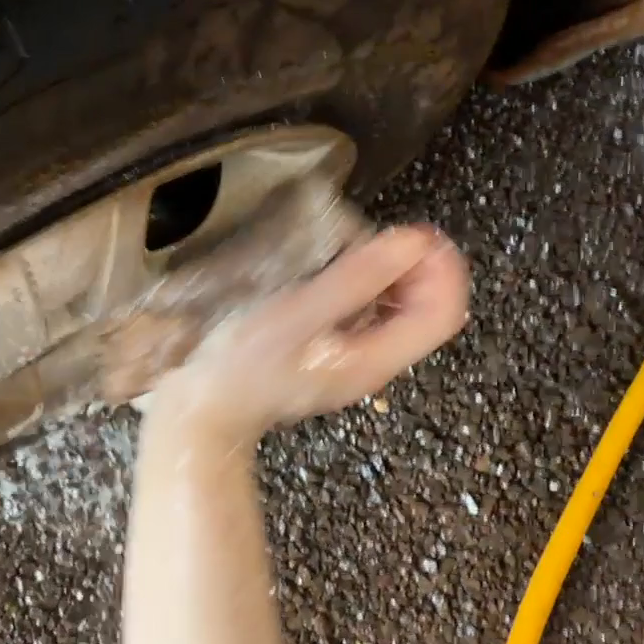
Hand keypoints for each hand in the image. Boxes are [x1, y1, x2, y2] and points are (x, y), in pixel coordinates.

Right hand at [145, 226, 468, 444]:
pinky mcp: (321, 356)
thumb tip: (410, 242)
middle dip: (417, 269)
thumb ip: (355, 280)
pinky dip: (360, 289)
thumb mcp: (297, 316)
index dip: (441, 269)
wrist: (201, 409)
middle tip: (388, 235)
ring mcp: (345, 362)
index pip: (441, 313)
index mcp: (373, 358)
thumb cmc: (241, 365)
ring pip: (393, 313)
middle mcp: (369, 362)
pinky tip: (331, 273)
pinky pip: (362, 317)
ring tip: (358, 246)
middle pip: (423, 312)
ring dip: (388, 276)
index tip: (415, 233)